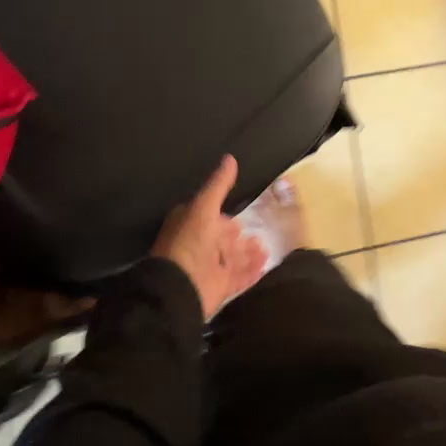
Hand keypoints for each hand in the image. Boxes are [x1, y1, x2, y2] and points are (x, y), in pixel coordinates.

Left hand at [151, 155, 266, 319]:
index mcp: (192, 225)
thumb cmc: (189, 241)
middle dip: (240, 236)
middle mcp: (199, 245)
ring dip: (249, 253)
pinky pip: (239, 277)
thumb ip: (218, 185)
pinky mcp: (218, 287)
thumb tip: (230, 158)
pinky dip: (251, 271)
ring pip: (233, 257)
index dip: (224, 215)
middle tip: (260, 232)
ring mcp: (209, 268)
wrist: (179, 287)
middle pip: (223, 239)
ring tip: (266, 248)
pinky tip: (265, 266)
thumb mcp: (204, 207)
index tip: (242, 212)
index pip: (211, 217)